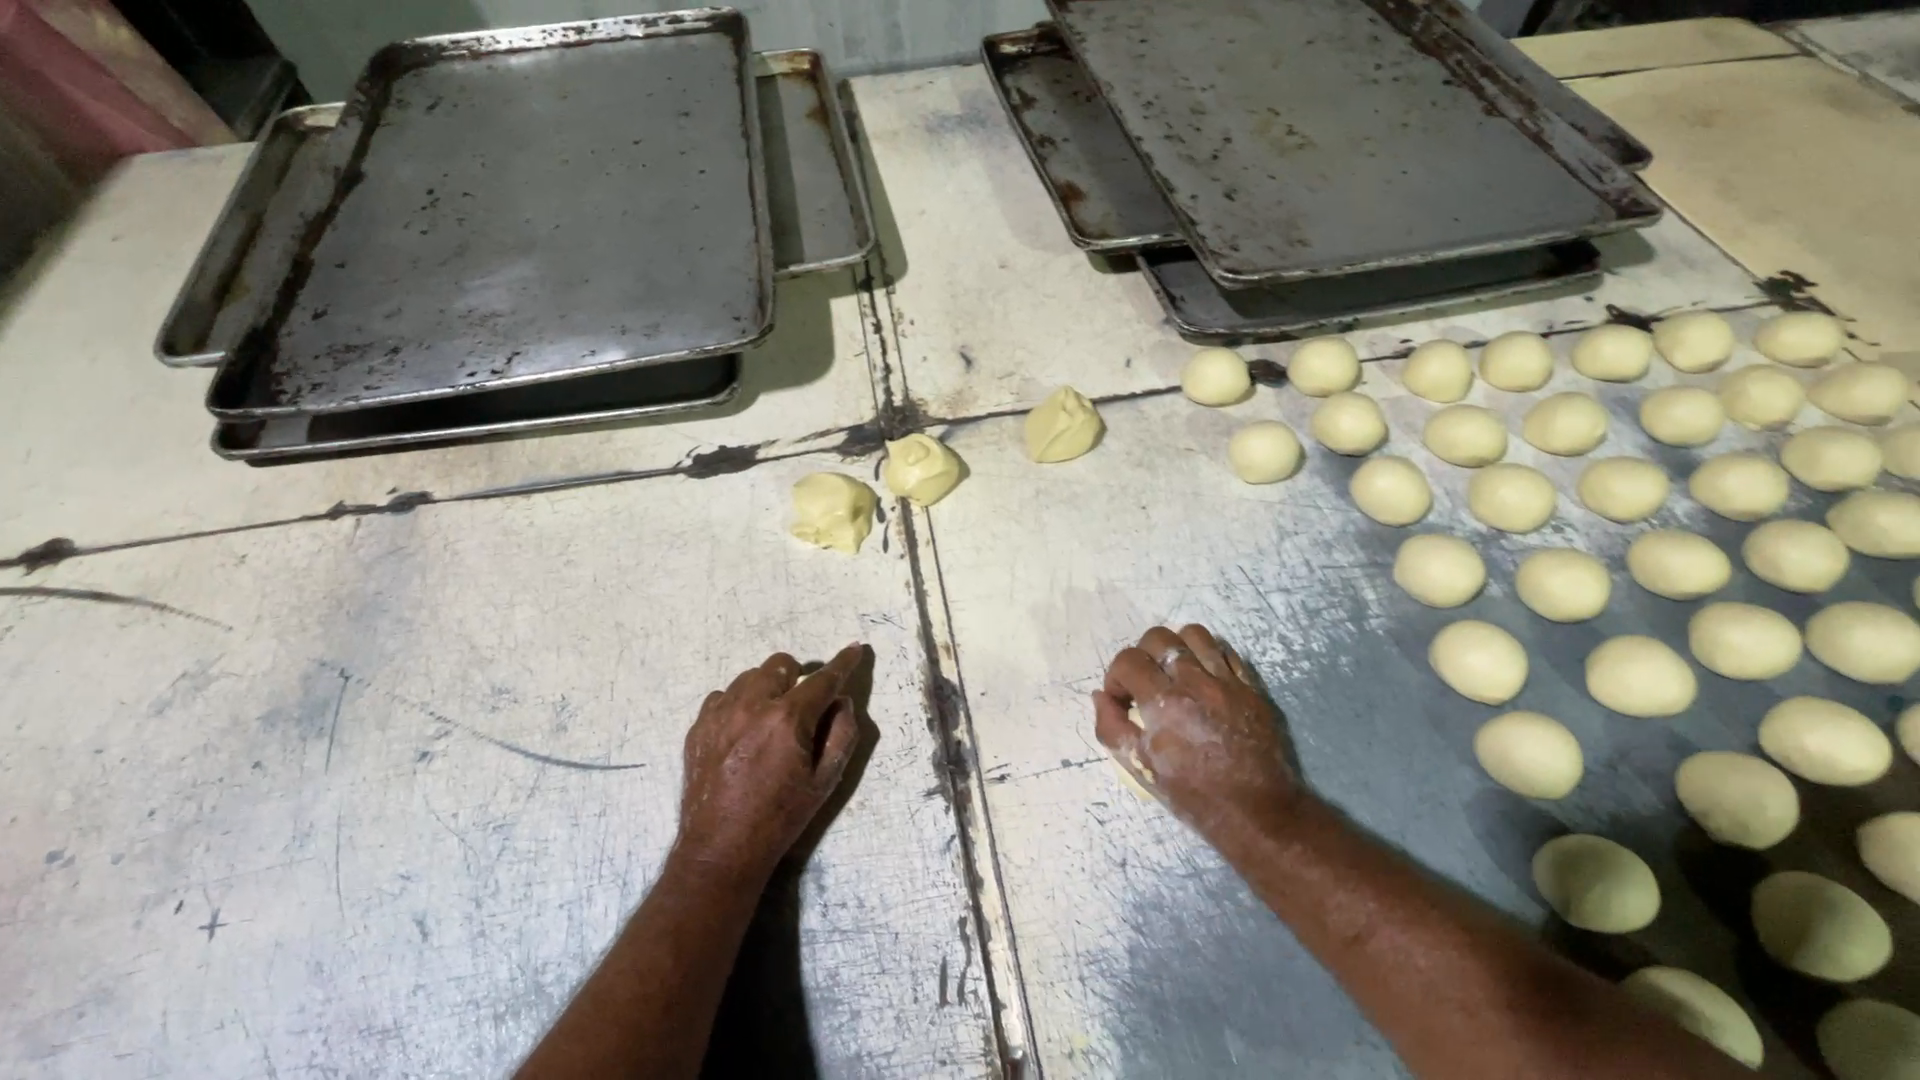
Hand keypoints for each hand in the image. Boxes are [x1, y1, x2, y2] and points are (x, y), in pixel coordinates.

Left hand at [677, 644, 866, 880]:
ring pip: (749, 677)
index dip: (843, 662)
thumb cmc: (781, 817)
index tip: (855, 648)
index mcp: (788, 719)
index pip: (823, 679)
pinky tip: (743, 731)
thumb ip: (842, 734)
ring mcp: (719, 714)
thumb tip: (841, 701)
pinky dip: (739, 703)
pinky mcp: (698, 727)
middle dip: (797, 676)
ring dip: (767, 688)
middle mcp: (751, 706)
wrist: (721, 848)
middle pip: (780, 664)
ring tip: (770, 720)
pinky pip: (722, 696)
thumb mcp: (826, 781)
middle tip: (802, 704)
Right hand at [1092, 624, 1300, 843]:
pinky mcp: (1251, 688)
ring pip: (1195, 635)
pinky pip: (1227, 652)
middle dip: (1142, 655)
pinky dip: (1209, 658)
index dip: (1116, 676)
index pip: (1128, 660)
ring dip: (1177, 648)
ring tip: (1175, 674)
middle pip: (1159, 637)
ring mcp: (1227, 682)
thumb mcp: (1139, 767)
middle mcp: (1195, 682)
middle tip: (1145, 683)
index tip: (1122, 700)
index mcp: (1164, 703)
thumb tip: (1101, 696)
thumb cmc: (1192, 794)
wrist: (1254, 810)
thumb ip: (1111, 727)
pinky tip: (1204, 680)